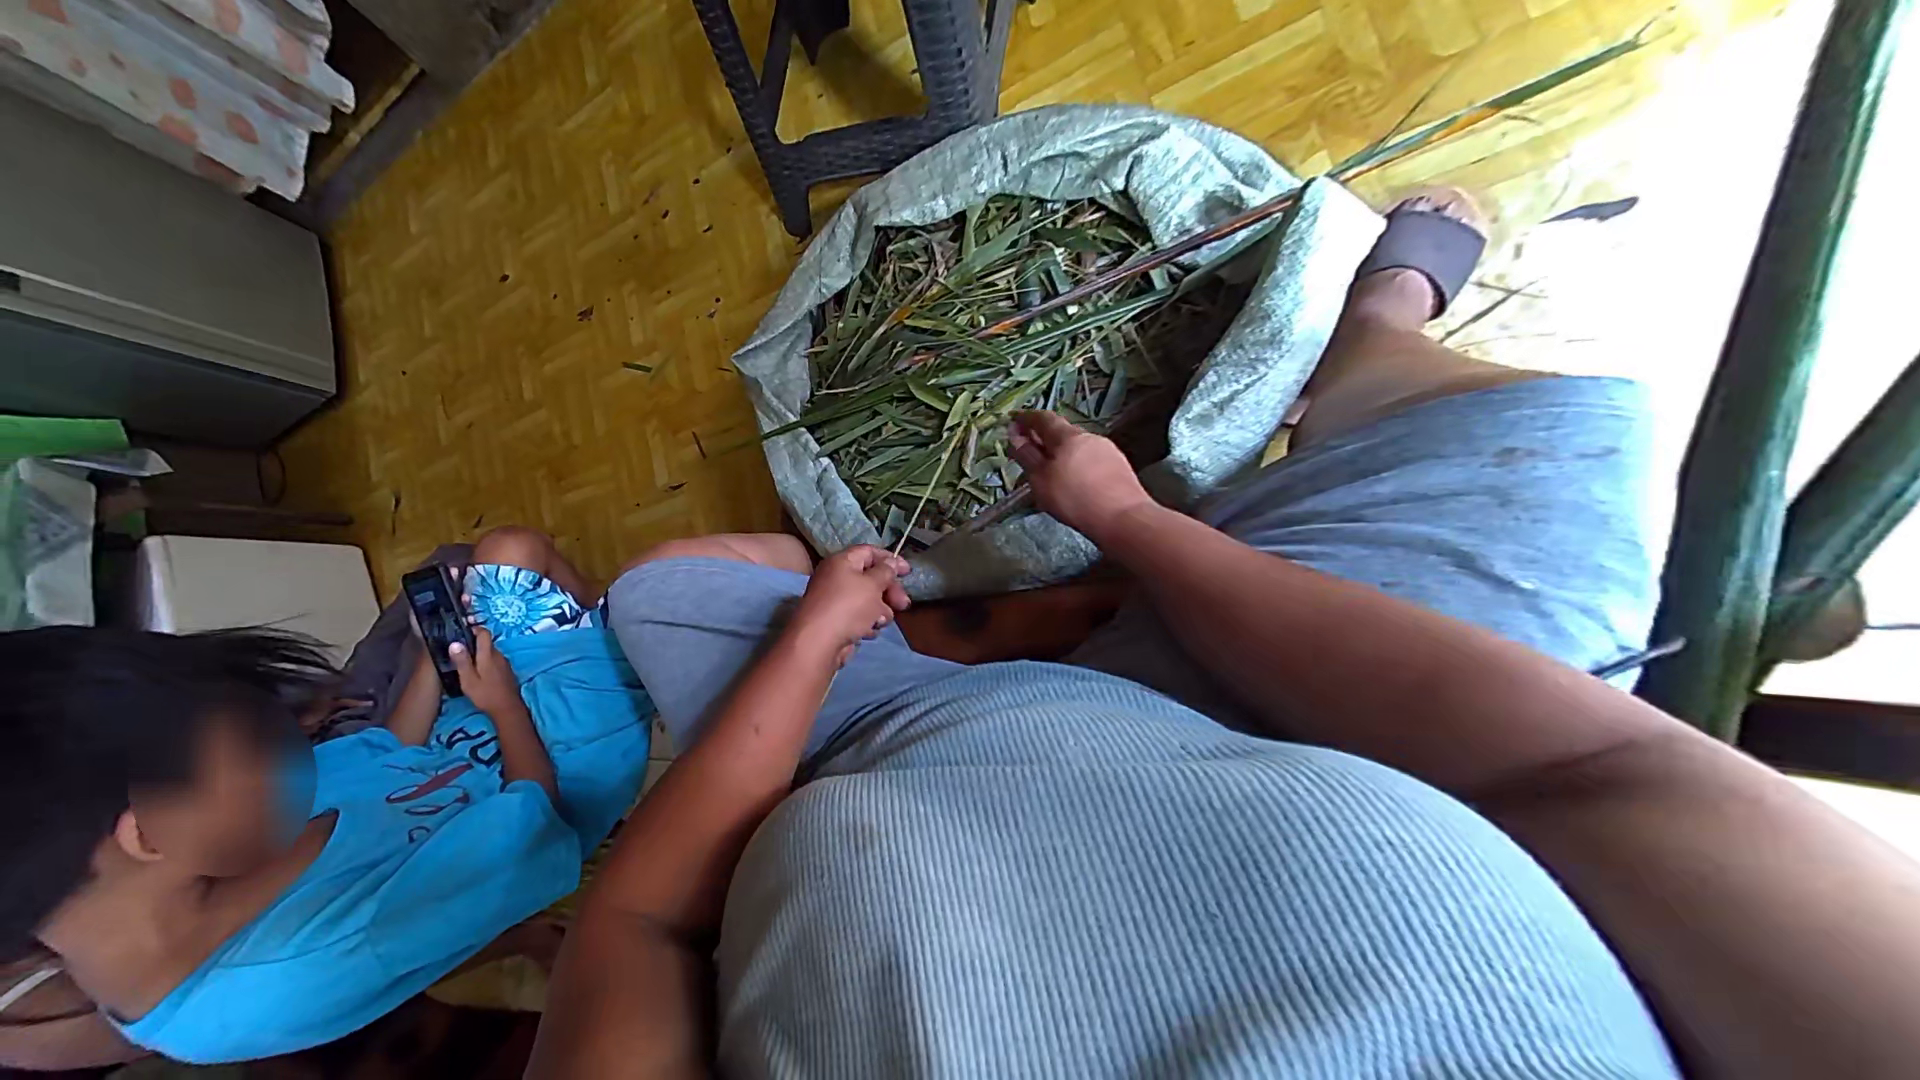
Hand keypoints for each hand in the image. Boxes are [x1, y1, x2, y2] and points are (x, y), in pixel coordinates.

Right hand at [449, 627, 524, 717]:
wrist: (507, 706)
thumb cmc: (485, 694)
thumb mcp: (468, 679)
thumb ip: (462, 661)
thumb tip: (455, 643)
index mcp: (489, 655)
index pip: (485, 634)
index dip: (475, 629)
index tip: (463, 630)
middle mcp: (499, 655)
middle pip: (487, 642)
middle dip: (474, 642)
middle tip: (458, 648)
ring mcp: (504, 662)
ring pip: (491, 652)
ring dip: (479, 652)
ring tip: (464, 659)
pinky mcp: (506, 669)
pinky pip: (494, 659)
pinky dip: (485, 659)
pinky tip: (477, 669)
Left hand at [787, 545, 911, 667]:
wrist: (818, 643)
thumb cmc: (848, 607)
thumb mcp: (873, 584)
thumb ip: (886, 571)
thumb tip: (892, 561)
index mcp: (842, 562)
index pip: (869, 552)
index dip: (890, 559)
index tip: (908, 571)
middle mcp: (836, 578)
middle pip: (871, 577)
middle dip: (890, 590)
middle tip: (903, 604)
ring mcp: (835, 600)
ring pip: (868, 600)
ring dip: (880, 609)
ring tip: (880, 621)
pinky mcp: (836, 621)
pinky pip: (859, 616)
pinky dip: (867, 622)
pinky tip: (868, 630)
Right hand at [1009, 410, 1155, 544]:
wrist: (1122, 518)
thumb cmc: (1074, 498)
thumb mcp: (1040, 479)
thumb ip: (1027, 456)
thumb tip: (1015, 435)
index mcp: (1067, 436)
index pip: (1043, 418)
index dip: (1026, 419)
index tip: (1014, 422)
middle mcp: (1089, 437)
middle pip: (1062, 432)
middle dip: (1044, 439)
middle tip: (1029, 451)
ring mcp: (1107, 450)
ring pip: (1077, 447)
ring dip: (1061, 454)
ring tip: (1051, 472)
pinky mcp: (1119, 467)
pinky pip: (1090, 460)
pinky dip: (1077, 465)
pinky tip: (1074, 482)